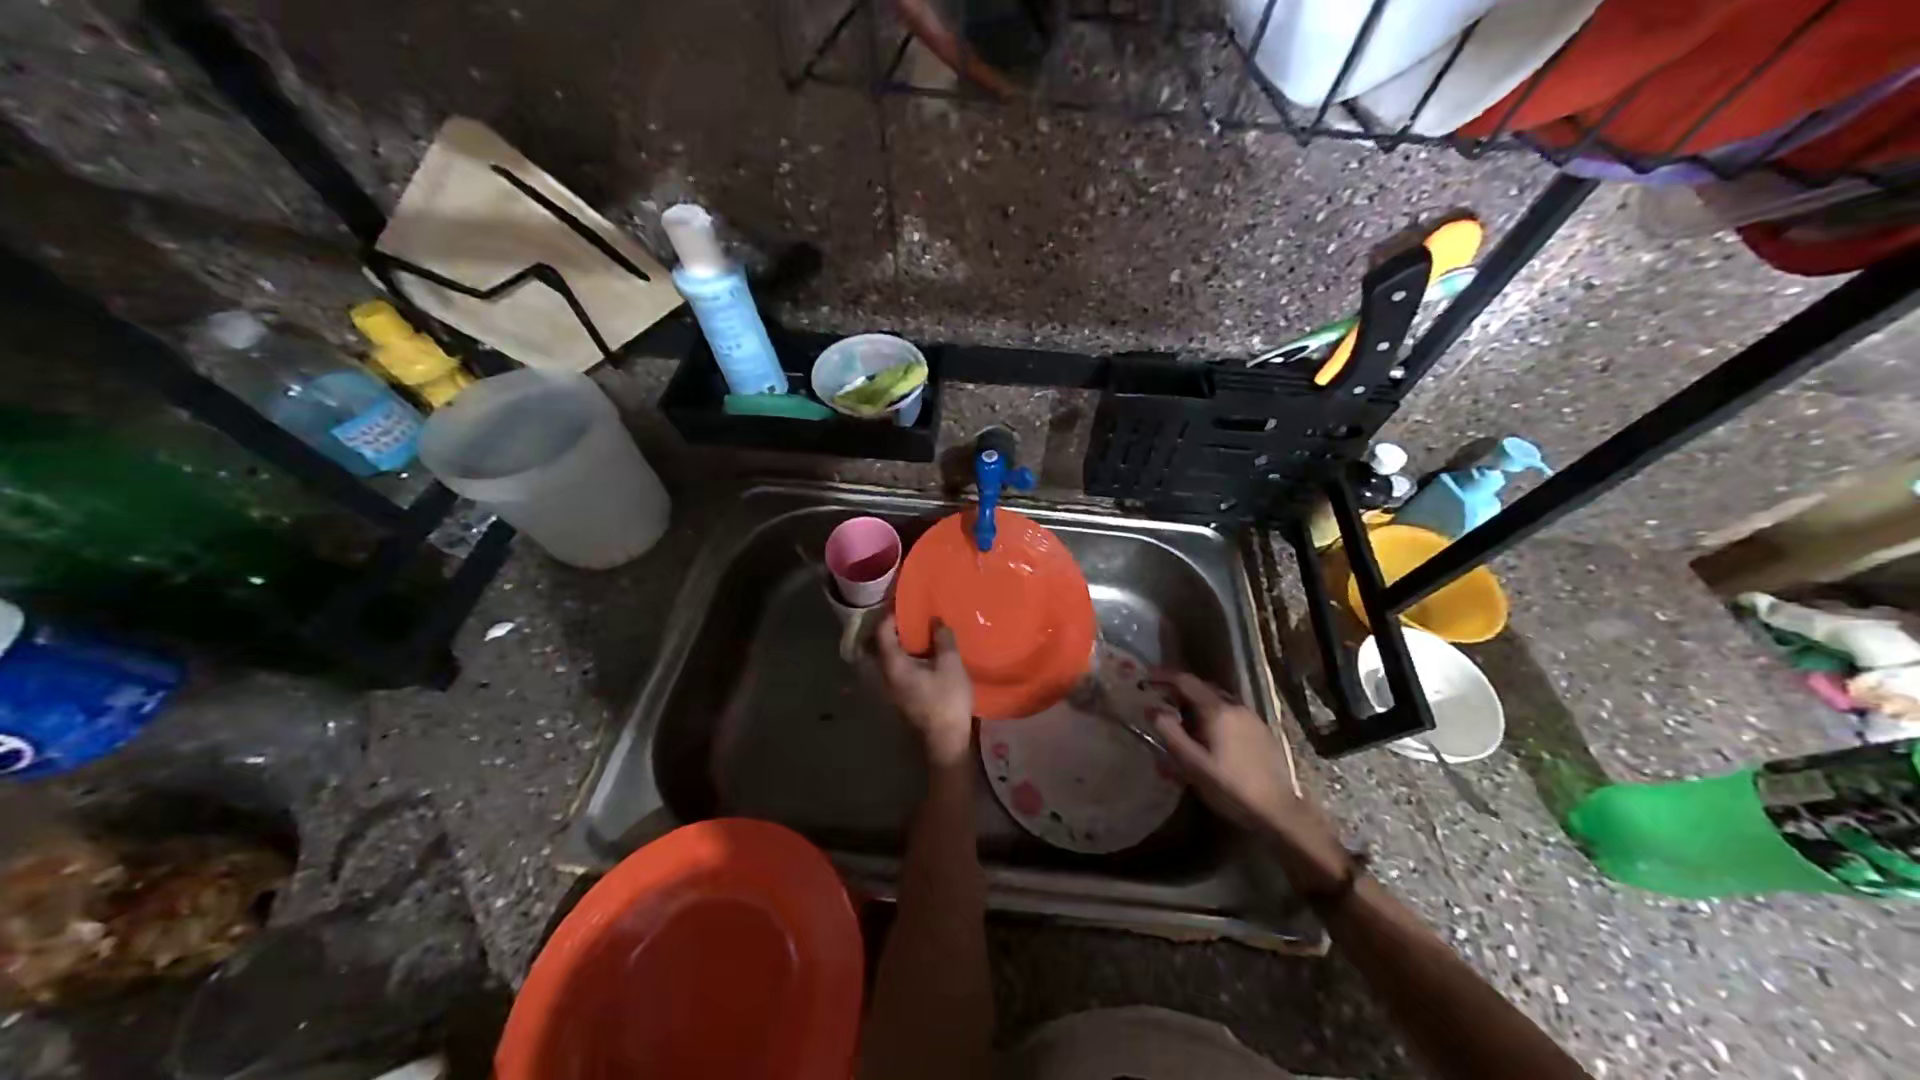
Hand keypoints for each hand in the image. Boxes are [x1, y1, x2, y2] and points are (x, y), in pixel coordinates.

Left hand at [874, 614, 974, 767]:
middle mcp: (884, 675)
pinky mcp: (899, 696)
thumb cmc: (947, 700)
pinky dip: (903, 656)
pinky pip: (895, 668)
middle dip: (891, 628)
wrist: (946, 741)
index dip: (890, 614)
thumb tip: (935, 621)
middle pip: (880, 644)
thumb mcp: (950, 665)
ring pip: (887, 658)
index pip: (883, 632)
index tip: (902, 601)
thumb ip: (943, 639)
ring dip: (898, 643)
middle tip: (908, 614)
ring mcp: (890, 688)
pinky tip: (922, 654)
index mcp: (893, 664)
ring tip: (916, 632)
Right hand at [1151, 673, 1349, 887]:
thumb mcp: (1192, 764)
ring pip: (1218, 701)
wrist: (1277, 810)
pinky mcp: (1261, 731)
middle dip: (1180, 691)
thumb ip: (1170, 733)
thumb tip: (1152, 709)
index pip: (1186, 681)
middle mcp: (1235, 706)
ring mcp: (1251, 717)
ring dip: (1198, 705)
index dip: (1164, 676)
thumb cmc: (1230, 787)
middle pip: (1203, 688)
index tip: (1147, 677)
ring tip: (1184, 723)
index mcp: (1217, 710)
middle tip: (1162, 703)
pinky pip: (1231, 713)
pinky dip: (1215, 715)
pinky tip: (1211, 736)